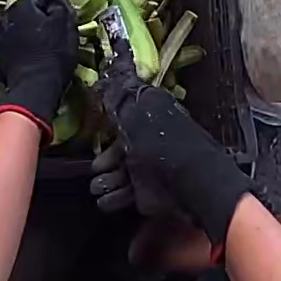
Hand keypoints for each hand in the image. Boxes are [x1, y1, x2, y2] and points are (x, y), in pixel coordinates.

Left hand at [0, 0, 77, 138]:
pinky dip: (22, 46)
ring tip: (45, 50)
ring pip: (19, 26)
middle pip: (28, 11)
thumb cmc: (54, 52)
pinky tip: (33, 58)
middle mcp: (4, 15)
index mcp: (21, 4)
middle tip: (55, 39)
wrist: (35, 87)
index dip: (54, 11)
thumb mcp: (63, 18)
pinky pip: (13, 42)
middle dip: (40, 21)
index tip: (61, 27)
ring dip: (30, 33)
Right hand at [90, 69, 250, 243]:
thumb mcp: (133, 114)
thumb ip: (115, 98)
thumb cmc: (159, 143)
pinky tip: (104, 199)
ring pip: (120, 174)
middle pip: (119, 148)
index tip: (93, 125)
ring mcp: (149, 168)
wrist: (186, 183)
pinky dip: (113, 198)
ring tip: (96, 187)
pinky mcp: (148, 193)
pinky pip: (125, 195)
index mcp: (151, 115)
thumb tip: (101, 81)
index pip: (124, 115)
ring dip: (106, 181)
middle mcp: (150, 140)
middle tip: (95, 166)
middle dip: (104, 159)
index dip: (108, 120)